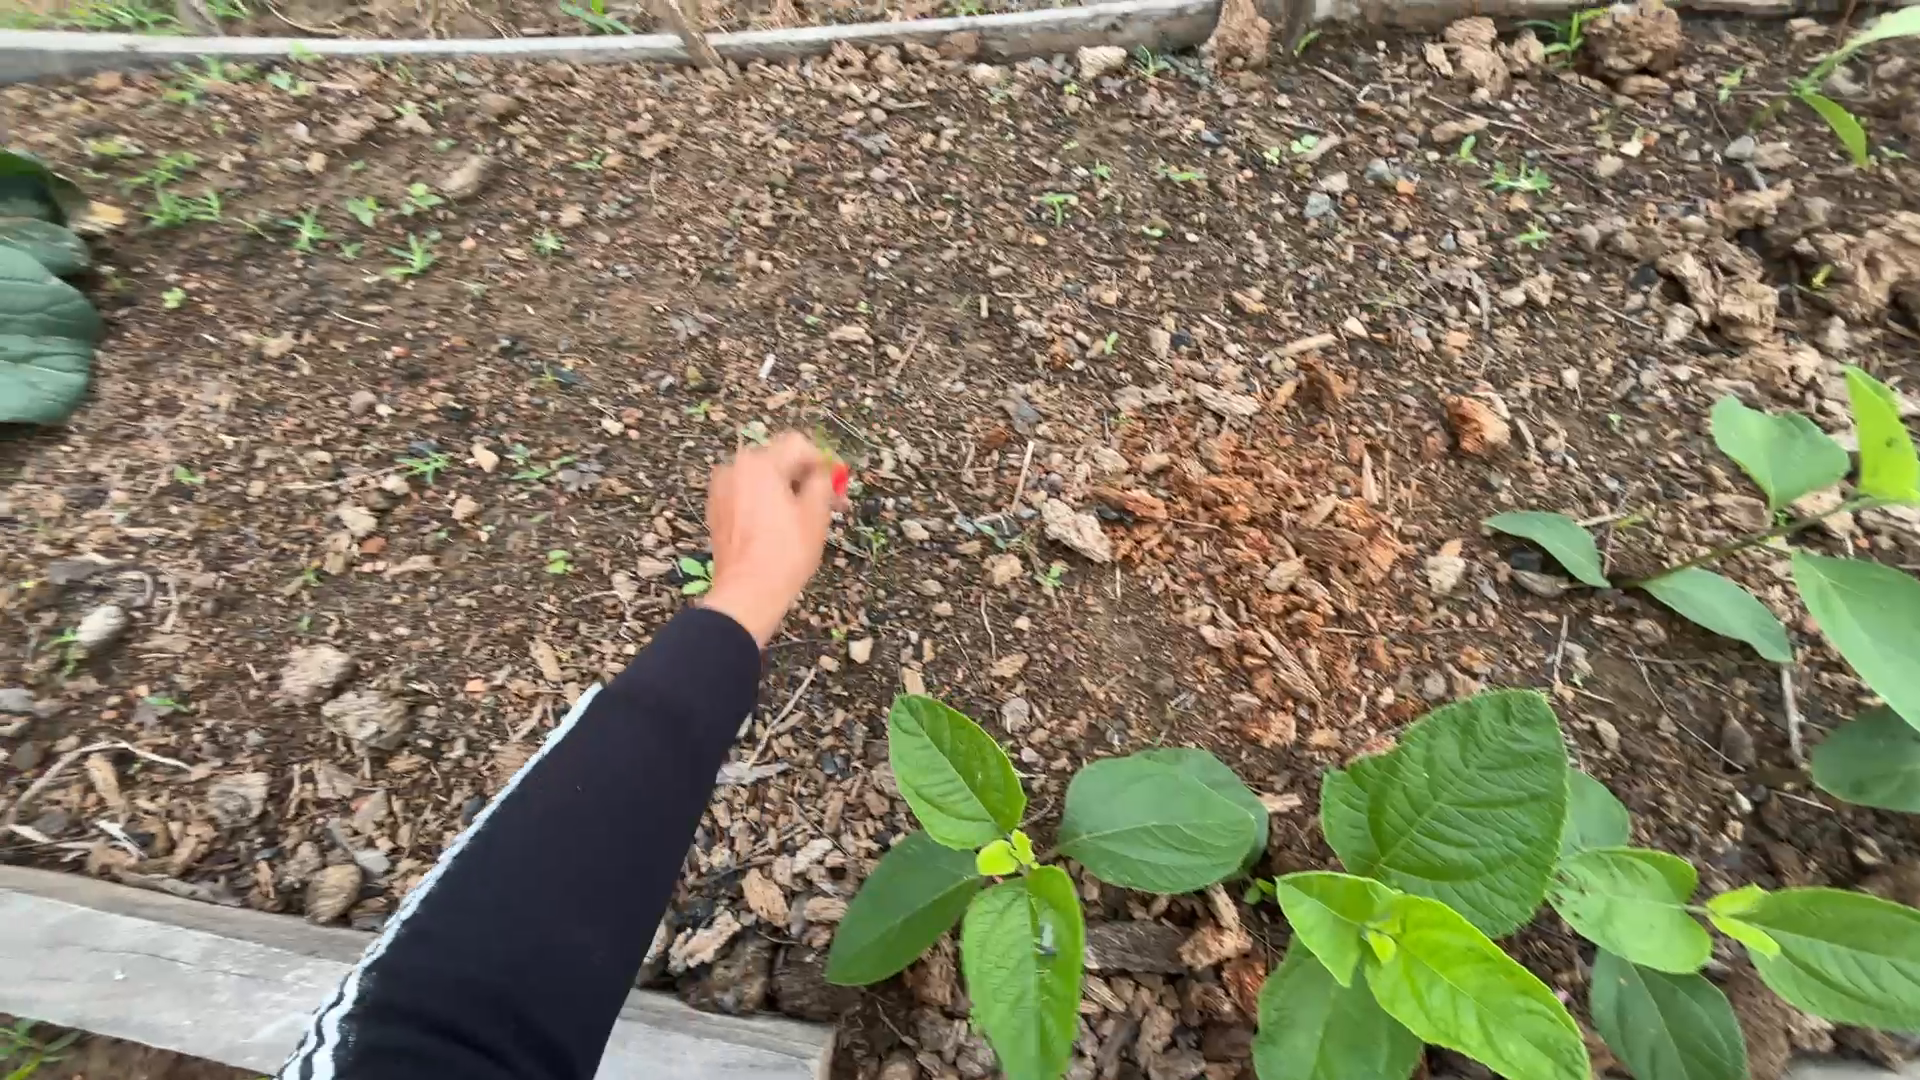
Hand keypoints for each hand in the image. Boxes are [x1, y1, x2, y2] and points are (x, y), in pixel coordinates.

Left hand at [700, 432, 841, 646]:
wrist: (748, 592)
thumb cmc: (785, 554)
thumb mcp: (815, 514)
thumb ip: (823, 480)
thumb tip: (824, 470)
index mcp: (760, 464)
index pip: (798, 445)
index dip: (823, 461)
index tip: (838, 482)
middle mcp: (736, 468)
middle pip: (779, 460)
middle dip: (805, 477)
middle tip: (829, 502)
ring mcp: (722, 489)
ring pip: (763, 478)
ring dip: (787, 490)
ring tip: (806, 517)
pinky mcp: (717, 509)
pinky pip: (748, 494)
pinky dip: (766, 501)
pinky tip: (781, 526)